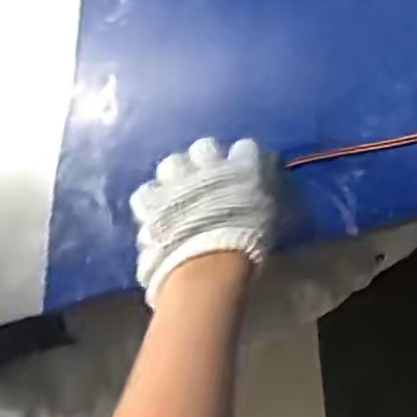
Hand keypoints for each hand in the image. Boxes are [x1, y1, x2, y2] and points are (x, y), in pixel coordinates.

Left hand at [129, 137, 277, 306]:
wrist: (208, 269)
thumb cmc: (249, 244)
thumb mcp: (271, 213)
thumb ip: (267, 187)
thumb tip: (268, 171)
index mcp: (243, 166)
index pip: (246, 147)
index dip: (245, 160)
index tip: (247, 171)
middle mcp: (207, 166)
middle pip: (205, 146)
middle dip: (206, 160)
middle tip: (210, 178)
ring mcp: (176, 183)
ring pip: (172, 163)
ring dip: (177, 175)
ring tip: (180, 191)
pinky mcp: (150, 204)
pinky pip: (146, 191)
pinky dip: (151, 198)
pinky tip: (157, 208)